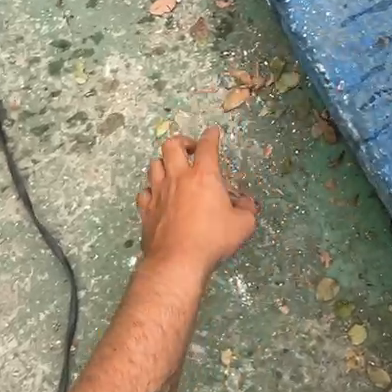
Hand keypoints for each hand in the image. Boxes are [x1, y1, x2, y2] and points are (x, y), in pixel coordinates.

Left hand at [136, 127, 257, 276]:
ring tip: (173, 171)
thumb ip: (246, 210)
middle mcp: (178, 178)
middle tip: (190, 150)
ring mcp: (158, 192)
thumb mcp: (242, 225)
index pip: (207, 146)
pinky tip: (158, 196)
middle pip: (171, 146)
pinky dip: (152, 190)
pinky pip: (145, 191)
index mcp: (204, 176)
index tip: (213, 132)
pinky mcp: (146, 209)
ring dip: (164, 163)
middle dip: (181, 142)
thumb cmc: (213, 239)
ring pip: (154, 164)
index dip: (211, 135)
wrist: (177, 260)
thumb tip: (247, 204)